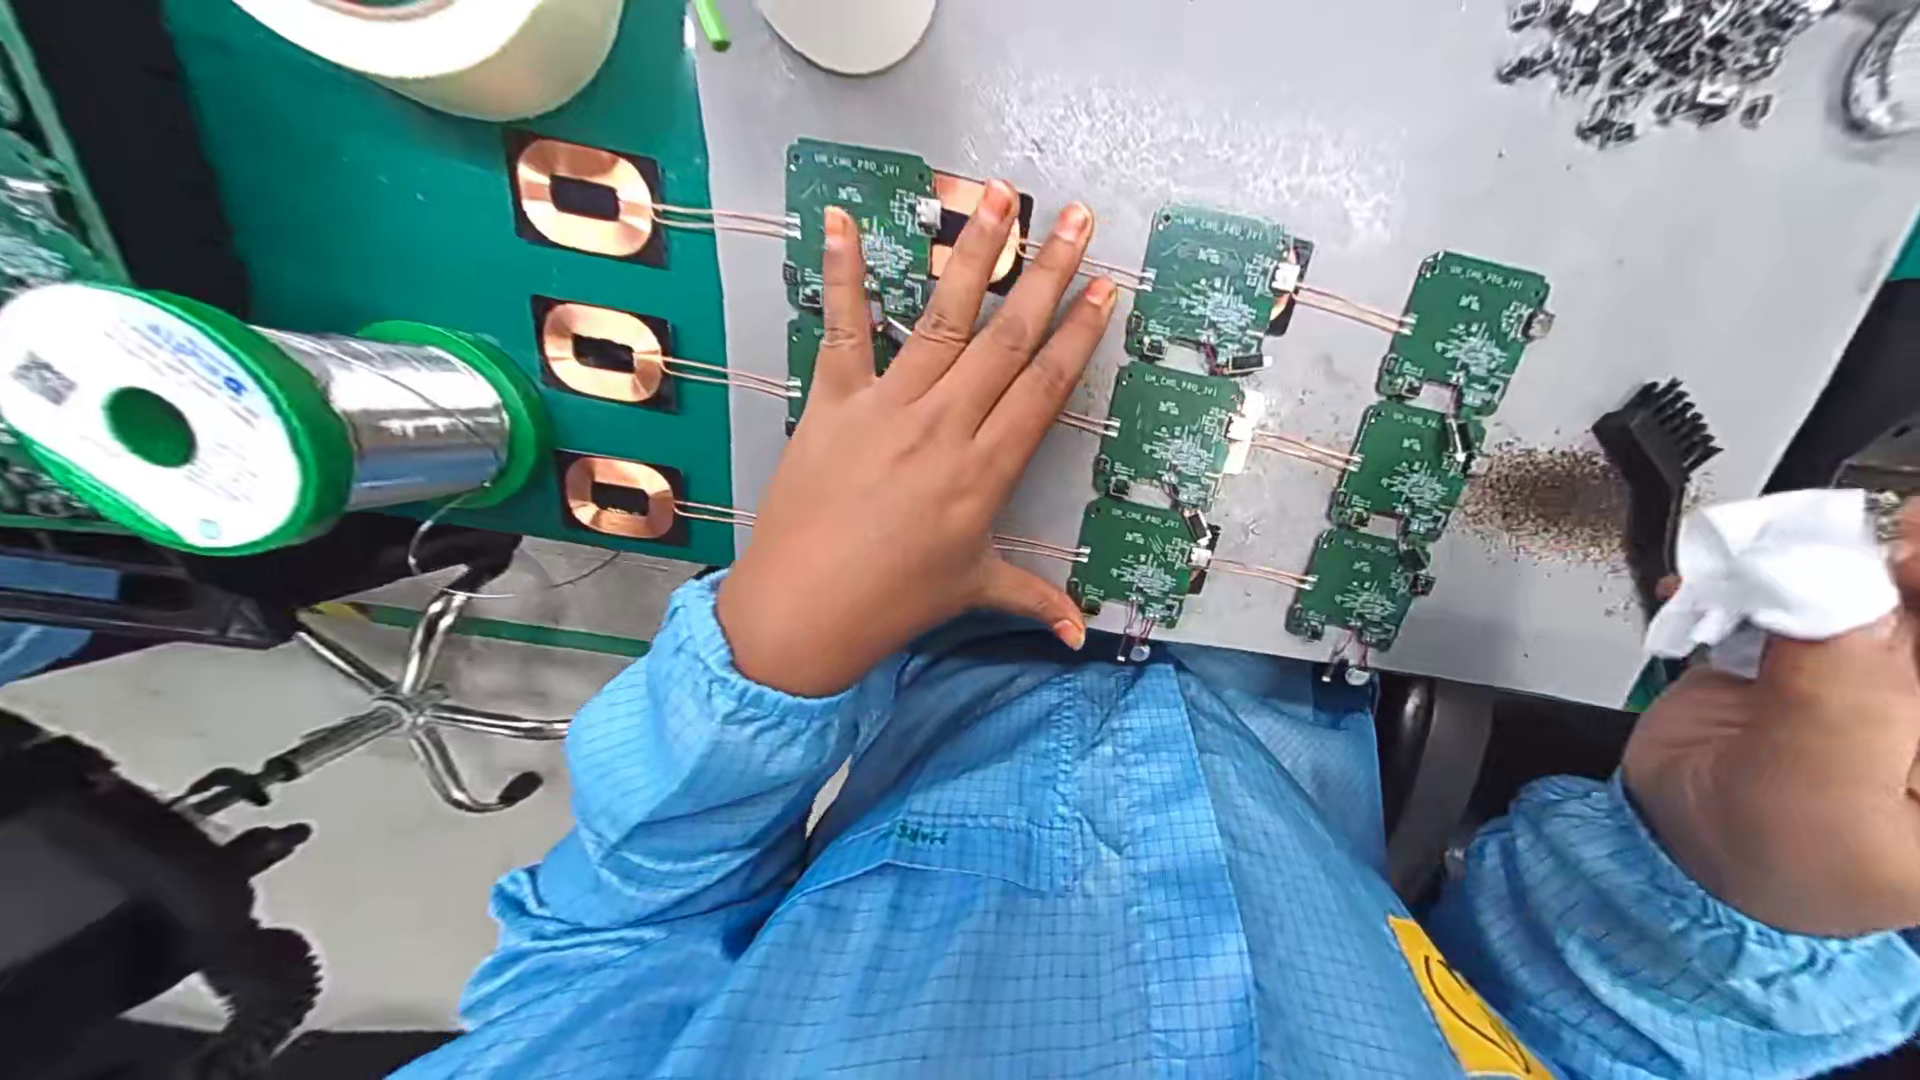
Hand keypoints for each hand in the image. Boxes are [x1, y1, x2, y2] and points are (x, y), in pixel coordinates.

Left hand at [716, 183, 1116, 696]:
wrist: (807, 609)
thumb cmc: (896, 603)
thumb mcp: (975, 590)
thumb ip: (1037, 600)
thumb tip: (1084, 637)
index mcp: (987, 471)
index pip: (1045, 388)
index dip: (1078, 334)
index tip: (1104, 288)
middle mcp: (946, 427)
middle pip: (1008, 340)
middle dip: (1049, 275)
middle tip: (1081, 220)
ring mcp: (888, 407)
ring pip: (944, 320)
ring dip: (976, 256)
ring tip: (1004, 198)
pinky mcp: (834, 402)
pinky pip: (843, 328)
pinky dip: (841, 272)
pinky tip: (844, 217)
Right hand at [1624, 502, 1919, 936]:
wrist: (1681, 842)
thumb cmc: (1780, 853)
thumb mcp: (1821, 790)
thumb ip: (1840, 700)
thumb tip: (1843, 598)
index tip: (1906, 554)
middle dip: (1877, 571)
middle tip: (1821, 548)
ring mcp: (1863, 680)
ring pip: (1853, 599)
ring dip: (1793, 573)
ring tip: (1745, 569)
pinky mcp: (1788, 662)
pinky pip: (1773, 607)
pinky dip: (1730, 588)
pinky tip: (1702, 591)